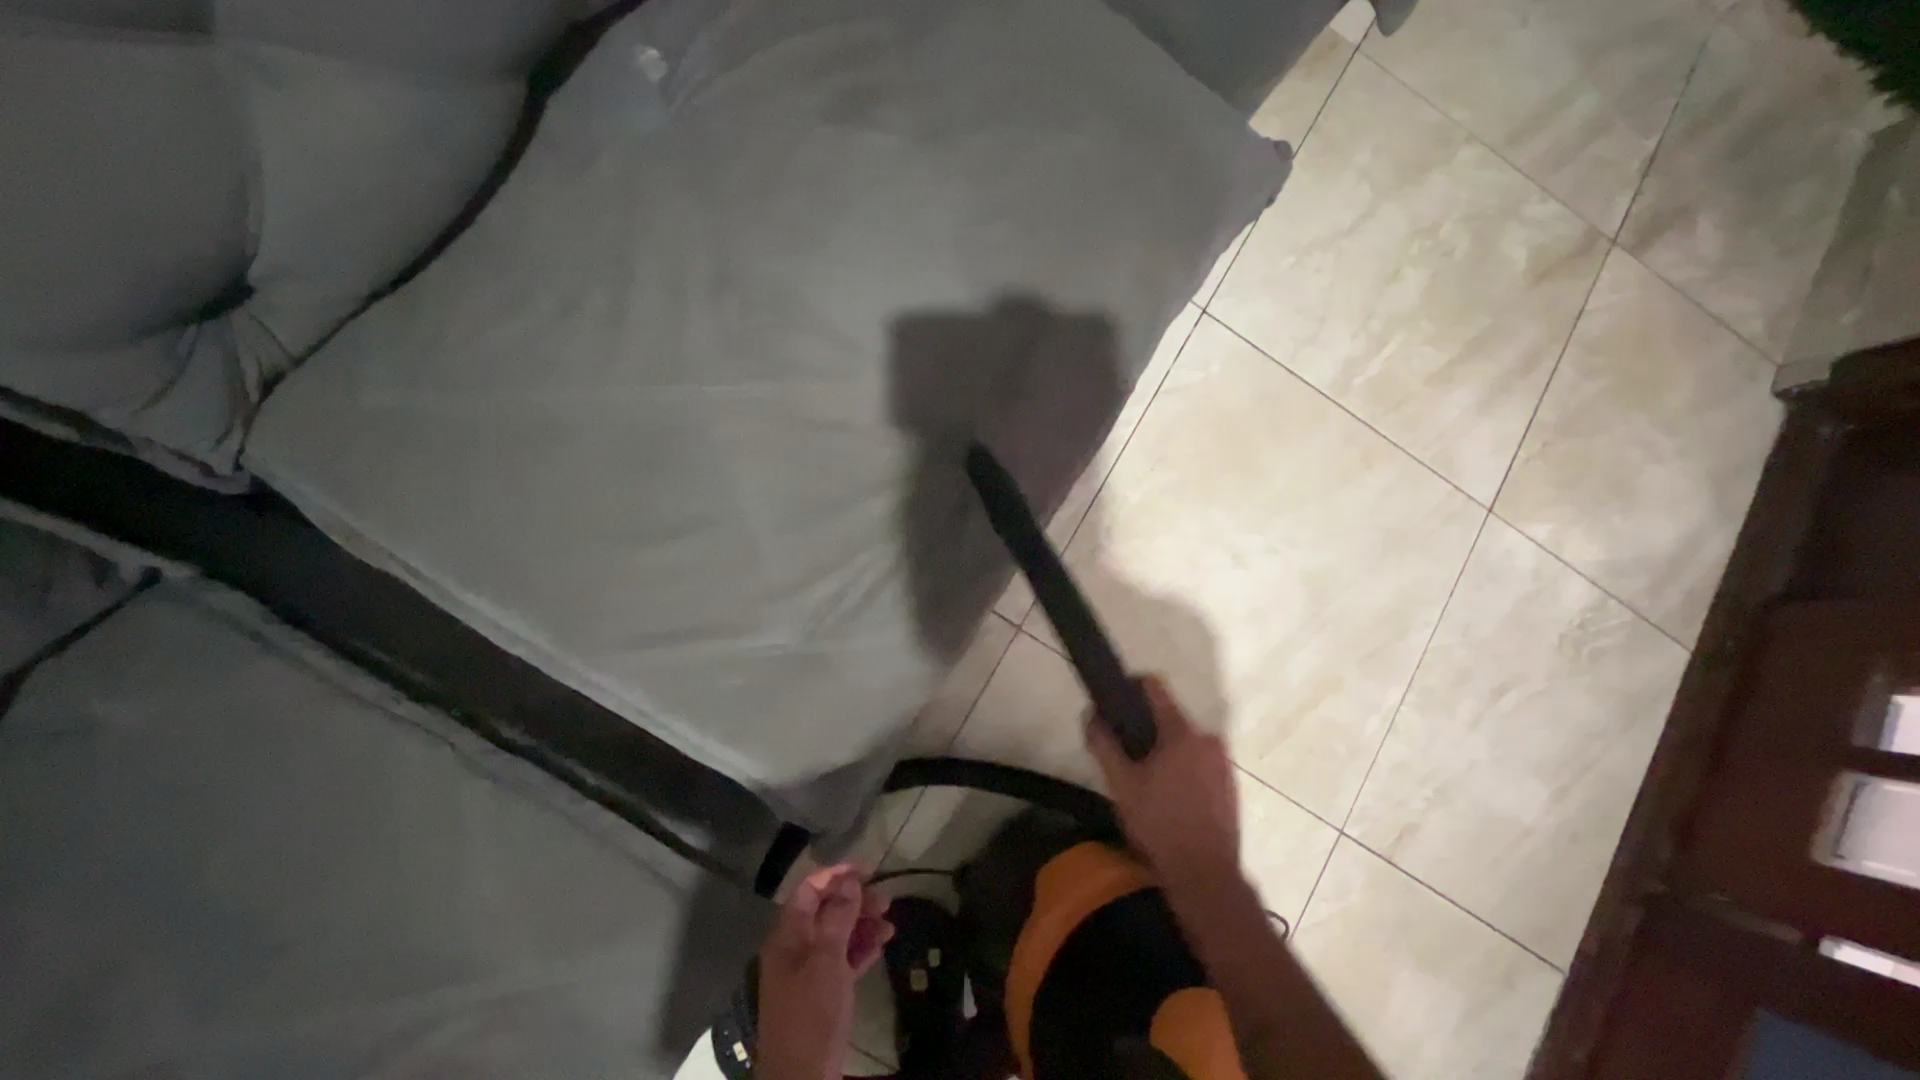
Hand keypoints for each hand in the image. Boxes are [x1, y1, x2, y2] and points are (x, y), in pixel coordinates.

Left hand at [756, 864, 892, 1079]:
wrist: (801, 1075)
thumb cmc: (811, 1011)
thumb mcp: (827, 959)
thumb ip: (838, 917)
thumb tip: (849, 880)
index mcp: (787, 935)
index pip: (809, 891)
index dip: (835, 875)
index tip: (866, 869)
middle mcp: (795, 948)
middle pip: (825, 912)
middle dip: (854, 902)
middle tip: (886, 901)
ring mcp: (808, 972)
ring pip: (837, 936)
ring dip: (862, 926)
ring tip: (890, 925)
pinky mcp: (822, 993)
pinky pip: (842, 961)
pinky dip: (860, 950)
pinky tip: (881, 946)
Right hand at [1086, 675, 1240, 880]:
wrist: (1205, 874)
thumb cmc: (1159, 825)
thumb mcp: (1121, 785)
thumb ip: (1103, 744)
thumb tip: (1091, 714)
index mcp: (1181, 732)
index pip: (1155, 687)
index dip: (1131, 686)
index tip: (1114, 699)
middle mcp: (1208, 739)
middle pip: (1169, 719)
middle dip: (1146, 732)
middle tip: (1125, 759)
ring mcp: (1224, 763)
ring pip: (1184, 744)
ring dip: (1165, 754)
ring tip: (1146, 785)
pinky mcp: (1231, 785)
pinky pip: (1200, 764)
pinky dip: (1183, 772)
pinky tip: (1168, 801)